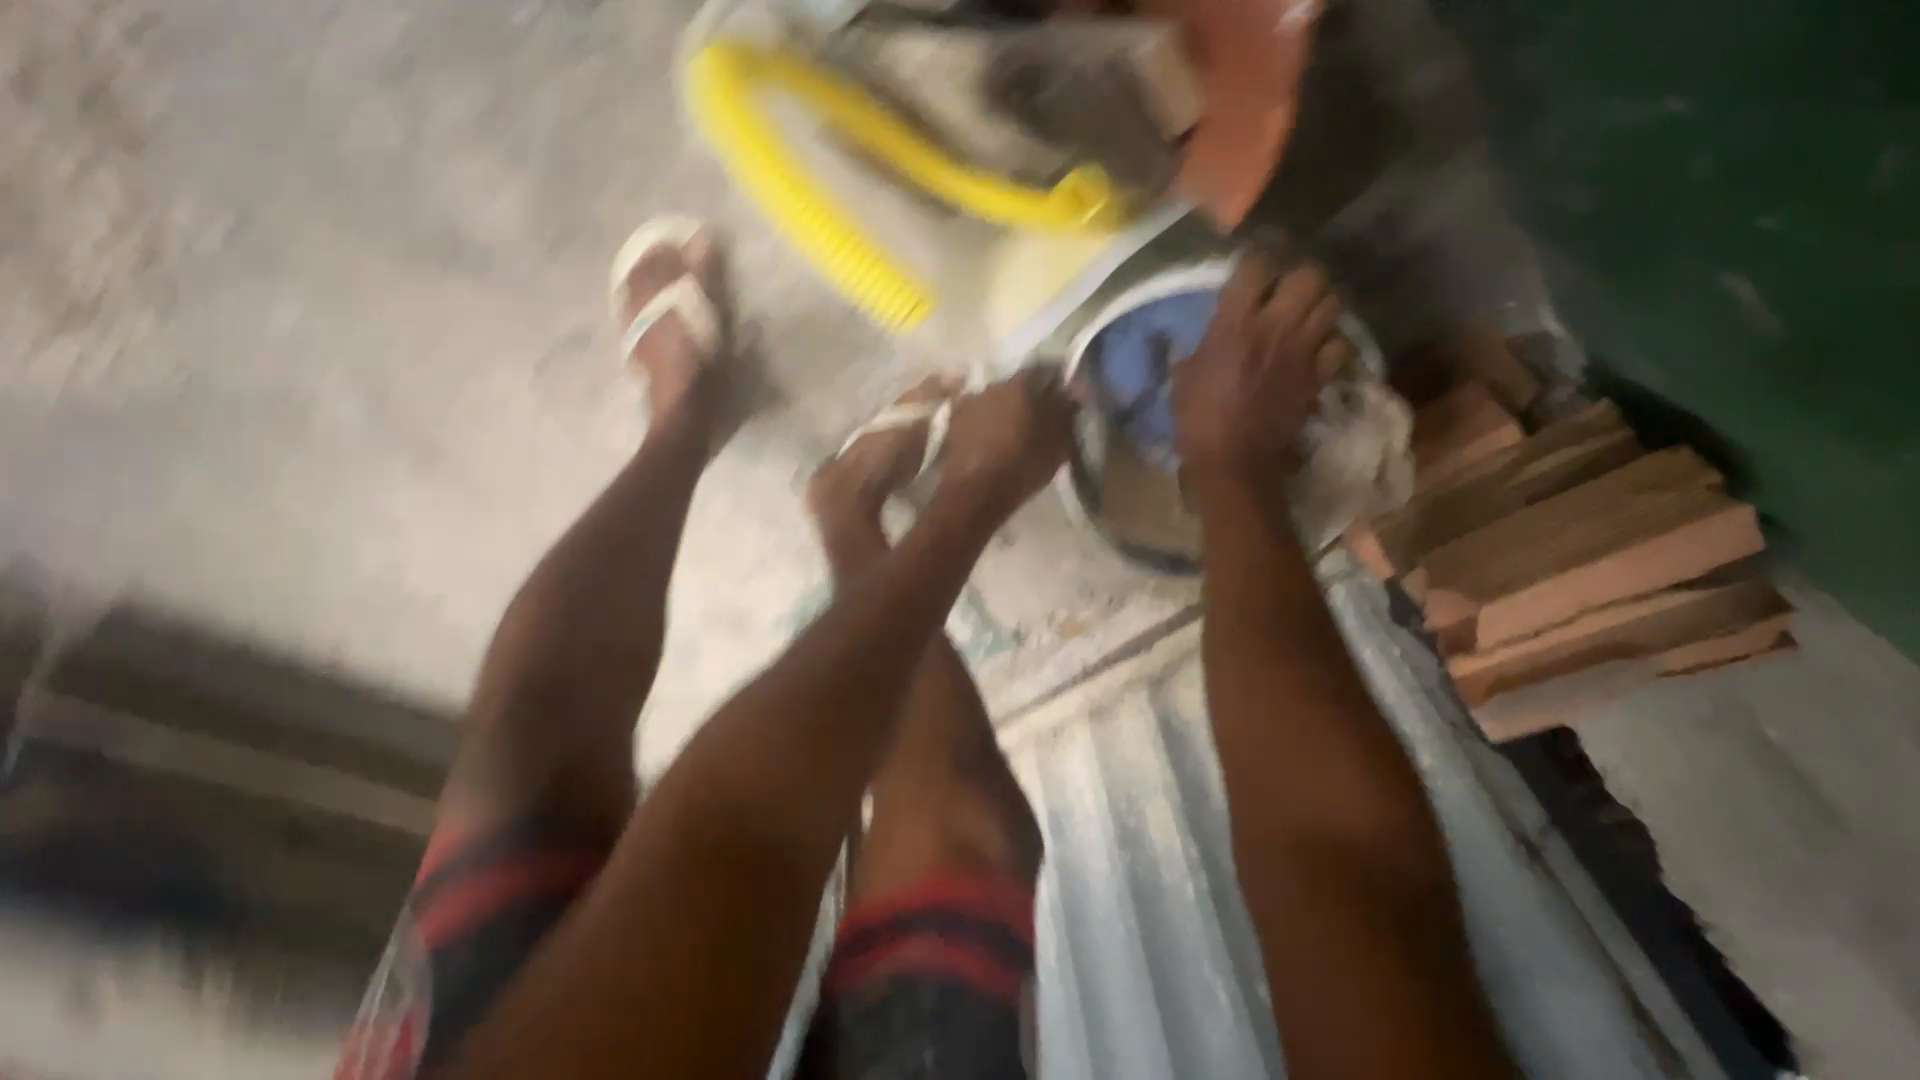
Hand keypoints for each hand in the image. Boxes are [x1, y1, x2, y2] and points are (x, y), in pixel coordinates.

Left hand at [936, 366, 1076, 527]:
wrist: (974, 492)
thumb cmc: (1023, 464)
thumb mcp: (1058, 441)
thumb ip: (1067, 410)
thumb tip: (1075, 388)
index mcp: (1021, 383)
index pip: (1045, 369)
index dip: (1058, 380)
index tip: (1066, 394)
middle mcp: (992, 385)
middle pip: (1017, 384)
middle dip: (1029, 396)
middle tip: (1041, 415)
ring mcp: (968, 403)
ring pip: (995, 400)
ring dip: (1006, 411)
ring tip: (1016, 431)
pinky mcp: (952, 425)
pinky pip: (977, 418)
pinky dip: (987, 425)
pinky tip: (993, 442)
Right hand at [1172, 254, 1350, 476]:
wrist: (1232, 461)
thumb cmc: (1197, 420)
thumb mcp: (1184, 377)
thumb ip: (1200, 345)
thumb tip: (1205, 335)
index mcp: (1233, 323)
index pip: (1256, 265)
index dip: (1258, 259)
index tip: (1254, 265)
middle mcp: (1273, 327)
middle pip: (1309, 275)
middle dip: (1302, 275)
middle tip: (1290, 287)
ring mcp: (1301, 351)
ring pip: (1332, 303)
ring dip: (1323, 303)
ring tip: (1310, 312)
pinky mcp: (1318, 376)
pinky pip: (1341, 344)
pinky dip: (1334, 342)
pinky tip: (1321, 347)